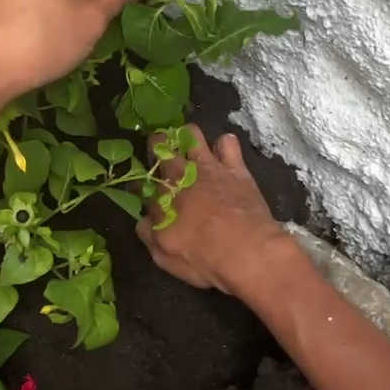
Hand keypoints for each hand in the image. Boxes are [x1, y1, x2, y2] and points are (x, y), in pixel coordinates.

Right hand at [135, 124, 298, 299]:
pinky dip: (223, 145)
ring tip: (189, 148)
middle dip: (156, 146)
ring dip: (187, 137)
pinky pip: (227, 142)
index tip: (146, 191)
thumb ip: (148, 233)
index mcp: (159, 195)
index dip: (142, 183)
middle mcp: (180, 173)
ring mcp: (209, 166)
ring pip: (191, 132)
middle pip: (159, 145)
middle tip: (162, 157)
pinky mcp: (236, 168)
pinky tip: (223, 156)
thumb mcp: (164, 256)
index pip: (142, 179)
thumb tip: (143, 220)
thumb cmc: (202, 257)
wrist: (247, 251)